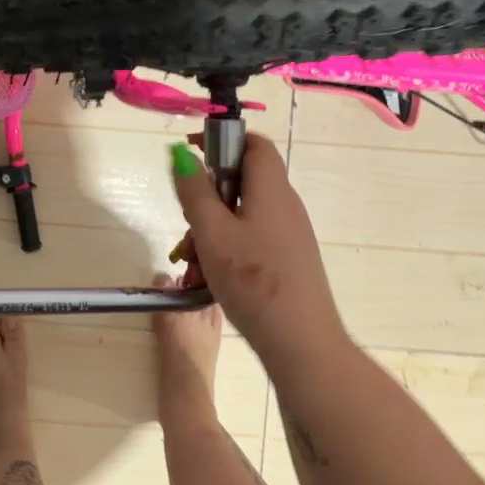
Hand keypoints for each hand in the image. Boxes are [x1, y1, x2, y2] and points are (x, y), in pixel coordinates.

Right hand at [169, 134, 349, 356]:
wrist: (302, 343)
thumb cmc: (253, 281)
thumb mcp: (212, 232)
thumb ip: (194, 190)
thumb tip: (181, 153)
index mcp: (271, 190)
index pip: (253, 143)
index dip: (221, 140)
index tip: (190, 154)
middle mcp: (285, 206)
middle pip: (241, 182)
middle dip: (206, 199)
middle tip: (187, 227)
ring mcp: (289, 235)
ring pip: (241, 215)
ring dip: (211, 231)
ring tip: (193, 264)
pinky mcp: (289, 260)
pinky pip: (251, 240)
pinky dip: (227, 250)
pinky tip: (209, 280)